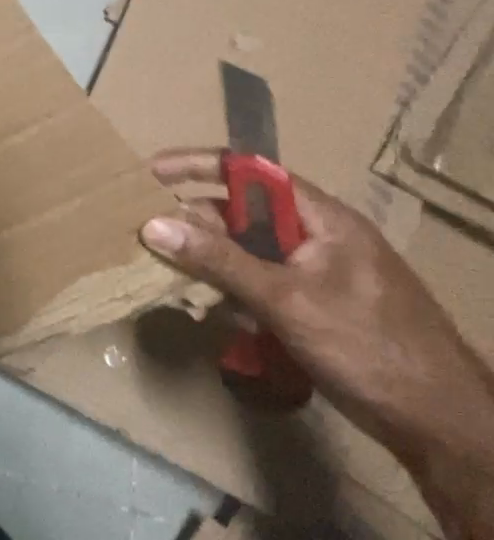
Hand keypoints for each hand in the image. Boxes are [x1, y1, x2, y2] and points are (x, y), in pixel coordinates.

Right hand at [138, 149, 493, 473]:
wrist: (441, 424)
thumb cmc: (370, 349)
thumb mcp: (286, 301)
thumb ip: (219, 260)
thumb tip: (152, 224)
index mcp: (325, 222)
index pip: (254, 173)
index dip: (200, 166)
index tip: (151, 173)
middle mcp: (320, 238)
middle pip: (242, 212)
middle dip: (194, 221)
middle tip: (150, 236)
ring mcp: (317, 273)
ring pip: (245, 249)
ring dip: (207, 258)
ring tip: (168, 272)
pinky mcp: (313, 304)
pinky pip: (256, 280)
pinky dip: (227, 286)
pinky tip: (209, 305)